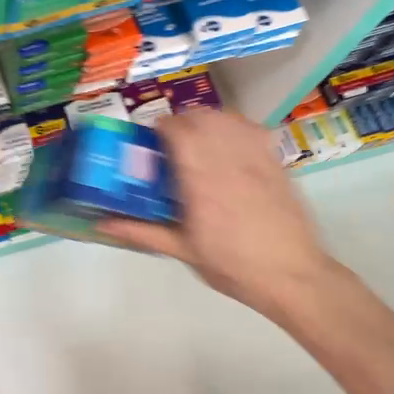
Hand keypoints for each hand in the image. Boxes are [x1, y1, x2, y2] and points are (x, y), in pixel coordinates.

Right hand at [98, 109, 338, 318]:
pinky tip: (229, 144)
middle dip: (181, 122)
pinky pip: (252, 128)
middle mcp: (228, 162)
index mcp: (200, 181)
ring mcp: (256, 159)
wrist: (292, 276)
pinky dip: (234, 126)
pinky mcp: (276, 162)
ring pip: (227, 117)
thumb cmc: (232, 266)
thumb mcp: (182, 251)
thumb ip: (142, 232)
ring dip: (207, 120)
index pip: (178, 130)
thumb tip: (101, 225)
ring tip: (198, 141)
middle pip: (201, 117)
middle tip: (170, 144)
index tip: (151, 143)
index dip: (160, 128)